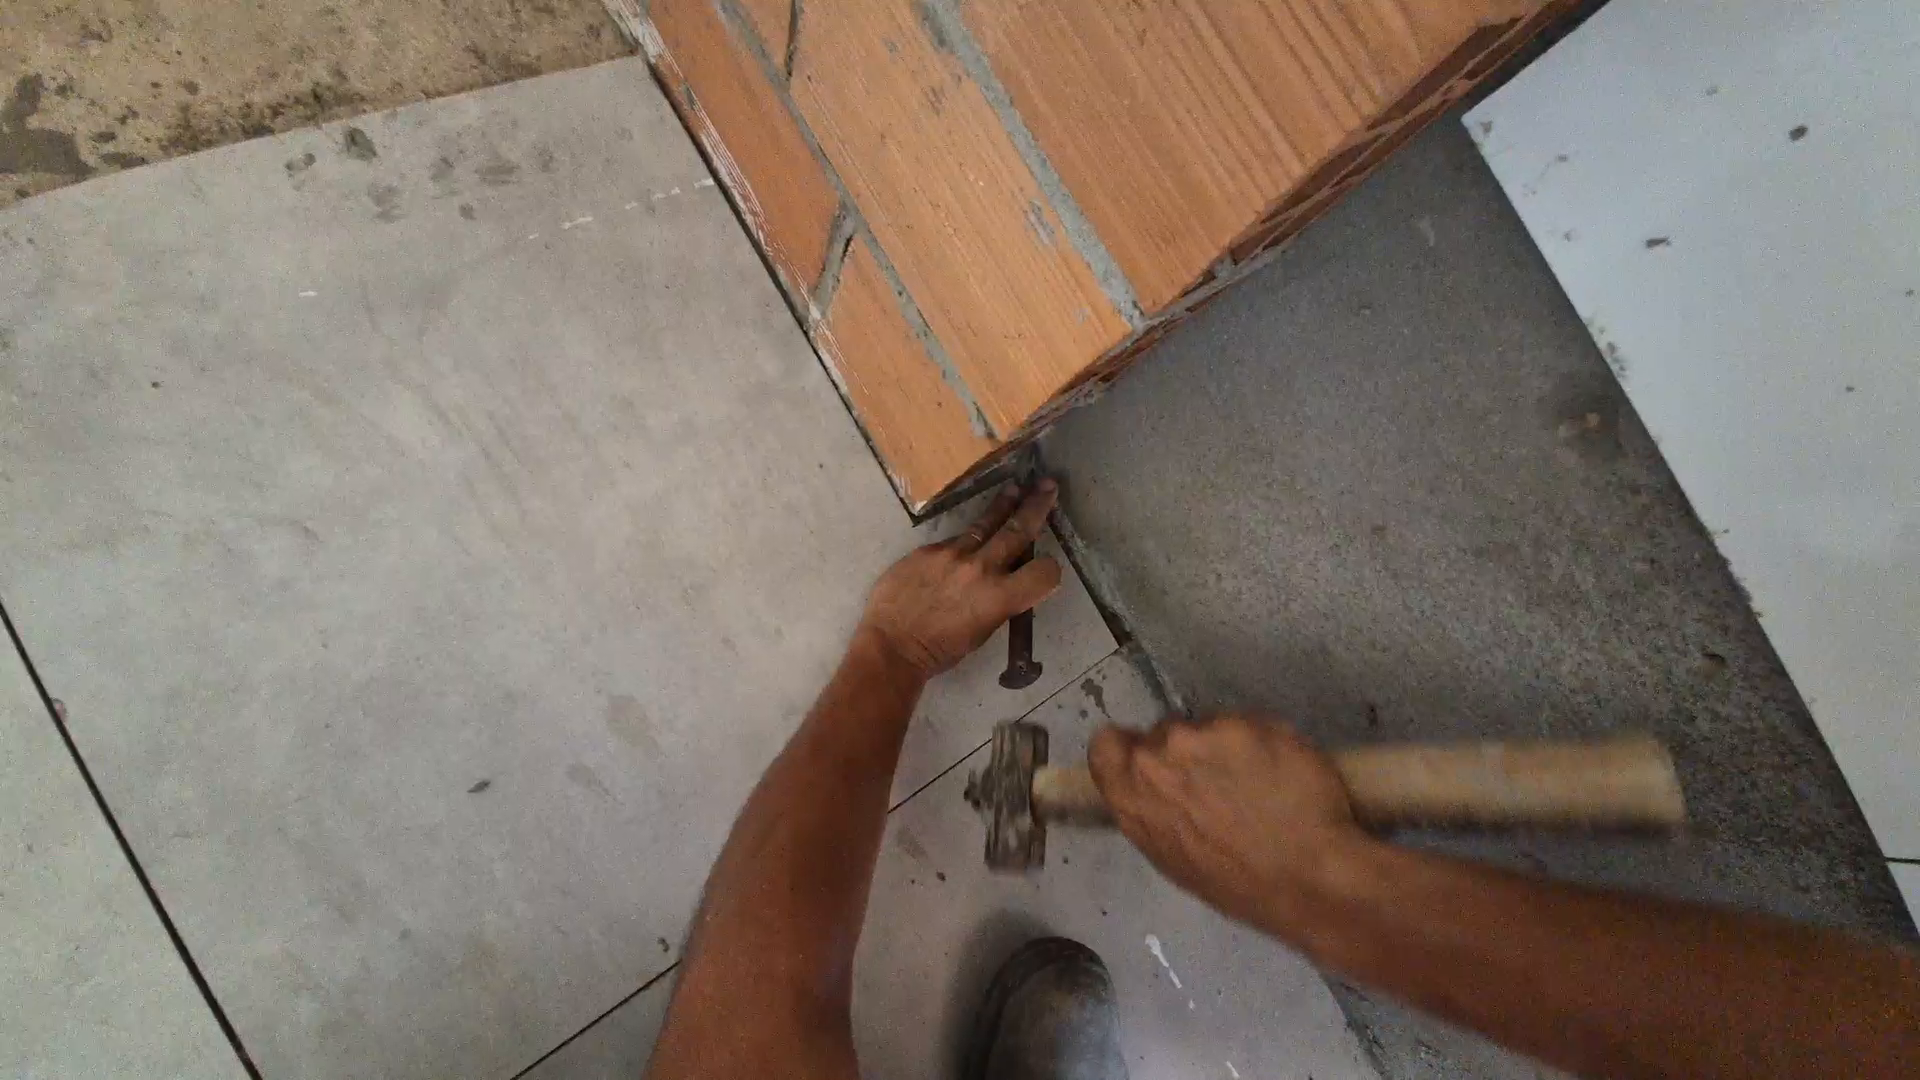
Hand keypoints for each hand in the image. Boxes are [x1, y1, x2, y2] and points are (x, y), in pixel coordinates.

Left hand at [858, 481, 1064, 678]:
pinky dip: (958, 547)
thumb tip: (1008, 584)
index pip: (1043, 572)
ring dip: (1001, 507)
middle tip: (1047, 485)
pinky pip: (950, 544)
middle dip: (1035, 506)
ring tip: (1013, 489)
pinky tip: (951, 557)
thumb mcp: (981, 633)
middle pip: (1017, 529)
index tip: (1047, 568)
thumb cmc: (939, 651)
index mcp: (999, 597)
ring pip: (983, 524)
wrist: (890, 645)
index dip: (1050, 571)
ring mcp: (950, 554)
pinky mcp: (926, 549)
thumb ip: (999, 603)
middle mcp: (979, 568)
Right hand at [1089, 714, 1370, 930]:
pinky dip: (1263, 742)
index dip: (1128, 747)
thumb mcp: (1174, 859)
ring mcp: (1201, 734)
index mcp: (1131, 796)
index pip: (1105, 746)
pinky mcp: (1245, 722)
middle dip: (1187, 750)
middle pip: (1163, 734)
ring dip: (1227, 745)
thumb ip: (1151, 810)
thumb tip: (1154, 790)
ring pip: (1208, 726)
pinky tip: (1283, 771)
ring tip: (1260, 781)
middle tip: (1220, 779)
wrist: (1312, 880)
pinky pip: (1248, 724)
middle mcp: (1157, 757)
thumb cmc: (1239, 885)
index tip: (1152, 761)